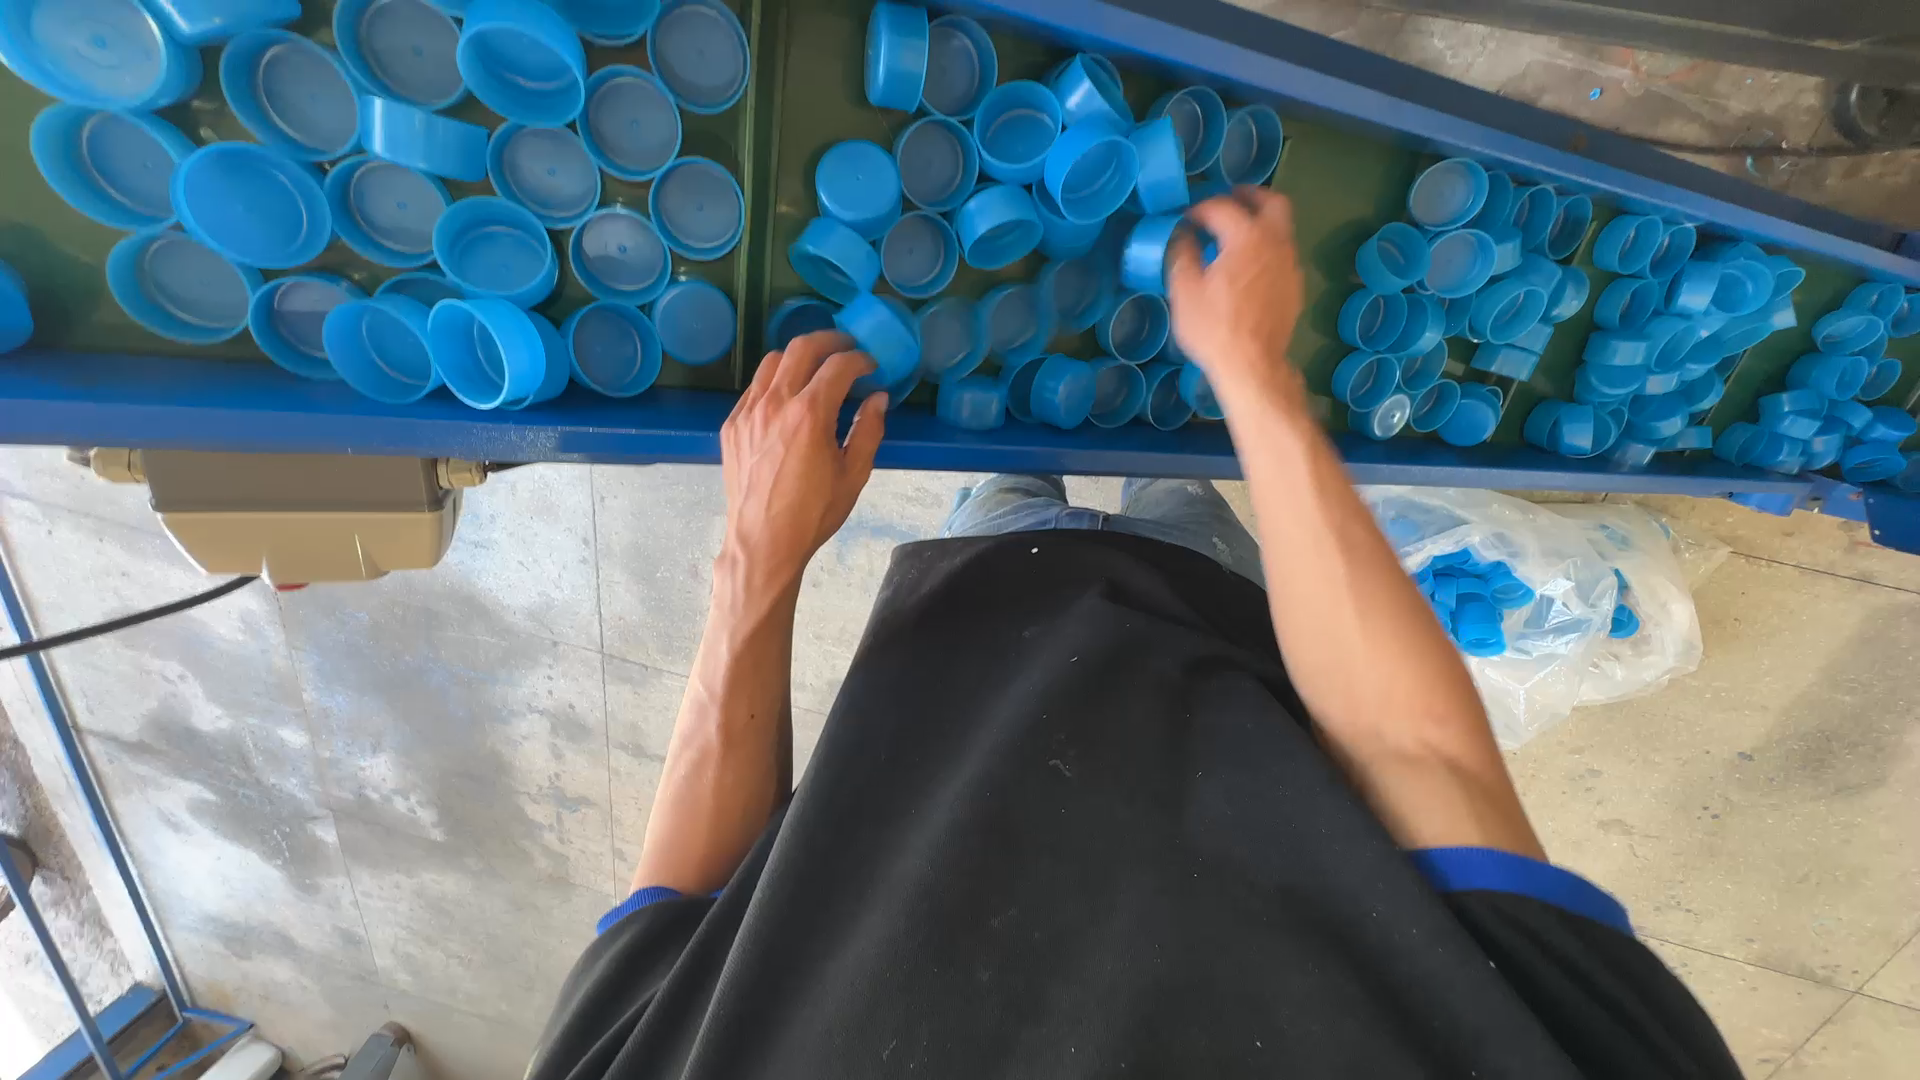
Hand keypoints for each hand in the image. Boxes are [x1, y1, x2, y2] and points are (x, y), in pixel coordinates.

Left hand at [718, 330, 886, 591]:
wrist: (762, 542)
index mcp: (809, 414)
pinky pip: (754, 388)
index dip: (860, 360)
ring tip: (816, 368)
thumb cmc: (813, 514)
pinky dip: (775, 381)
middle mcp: (775, 403)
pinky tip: (788, 399)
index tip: (872, 366)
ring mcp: (748, 412)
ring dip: (798, 357)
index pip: (838, 366)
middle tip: (847, 348)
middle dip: (829, 341)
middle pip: (801, 348)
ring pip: (772, 362)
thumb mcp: (853, 475)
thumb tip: (879, 399)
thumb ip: (869, 430)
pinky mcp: (732, 425)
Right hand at [1167, 187, 1307, 410]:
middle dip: (1250, 196)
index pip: (1222, 207)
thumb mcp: (1185, 291)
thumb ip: (1182, 254)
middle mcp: (1276, 242)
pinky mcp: (1294, 286)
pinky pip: (1282, 254)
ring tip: (1237, 235)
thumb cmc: (1214, 327)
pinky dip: (1266, 248)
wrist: (1252, 364)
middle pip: (1272, 202)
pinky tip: (1250, 266)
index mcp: (1246, 237)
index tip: (1186, 218)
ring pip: (1281, 228)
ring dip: (1260, 223)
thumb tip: (1182, 233)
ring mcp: (1290, 264)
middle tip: (1230, 199)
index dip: (1200, 208)